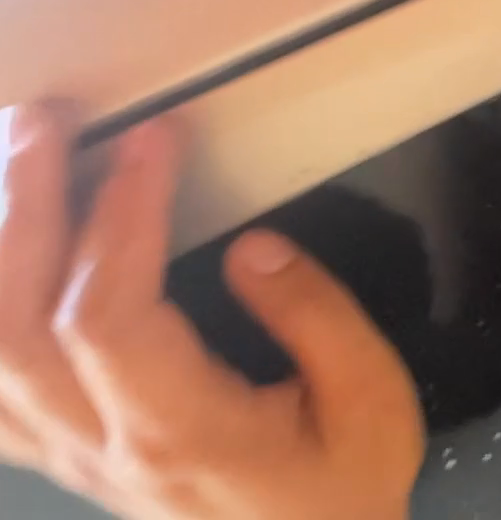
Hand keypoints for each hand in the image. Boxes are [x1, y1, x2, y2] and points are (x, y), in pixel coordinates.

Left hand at [0, 102, 424, 519]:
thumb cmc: (351, 474)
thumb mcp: (368, 390)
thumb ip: (314, 315)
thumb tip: (251, 243)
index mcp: (179, 425)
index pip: (112, 311)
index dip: (126, 216)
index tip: (160, 138)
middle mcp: (95, 441)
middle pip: (15, 322)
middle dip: (26, 209)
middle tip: (47, 123)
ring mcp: (65, 453)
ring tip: (12, 165)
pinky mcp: (66, 452)